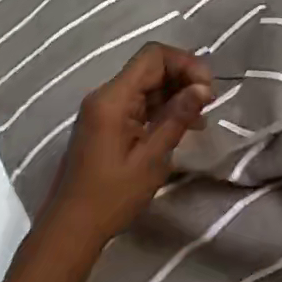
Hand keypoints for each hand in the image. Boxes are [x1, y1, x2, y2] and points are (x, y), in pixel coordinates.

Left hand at [44, 43, 213, 243]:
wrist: (72, 225)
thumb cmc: (112, 196)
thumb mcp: (152, 158)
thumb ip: (176, 118)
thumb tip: (203, 87)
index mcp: (112, 99)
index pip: (153, 56)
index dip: (185, 63)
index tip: (208, 88)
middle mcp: (105, 95)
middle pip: (149, 68)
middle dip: (183, 78)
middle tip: (209, 103)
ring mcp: (102, 109)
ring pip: (145, 85)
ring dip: (174, 95)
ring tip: (200, 119)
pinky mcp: (105, 123)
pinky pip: (136, 103)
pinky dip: (160, 109)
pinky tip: (181, 127)